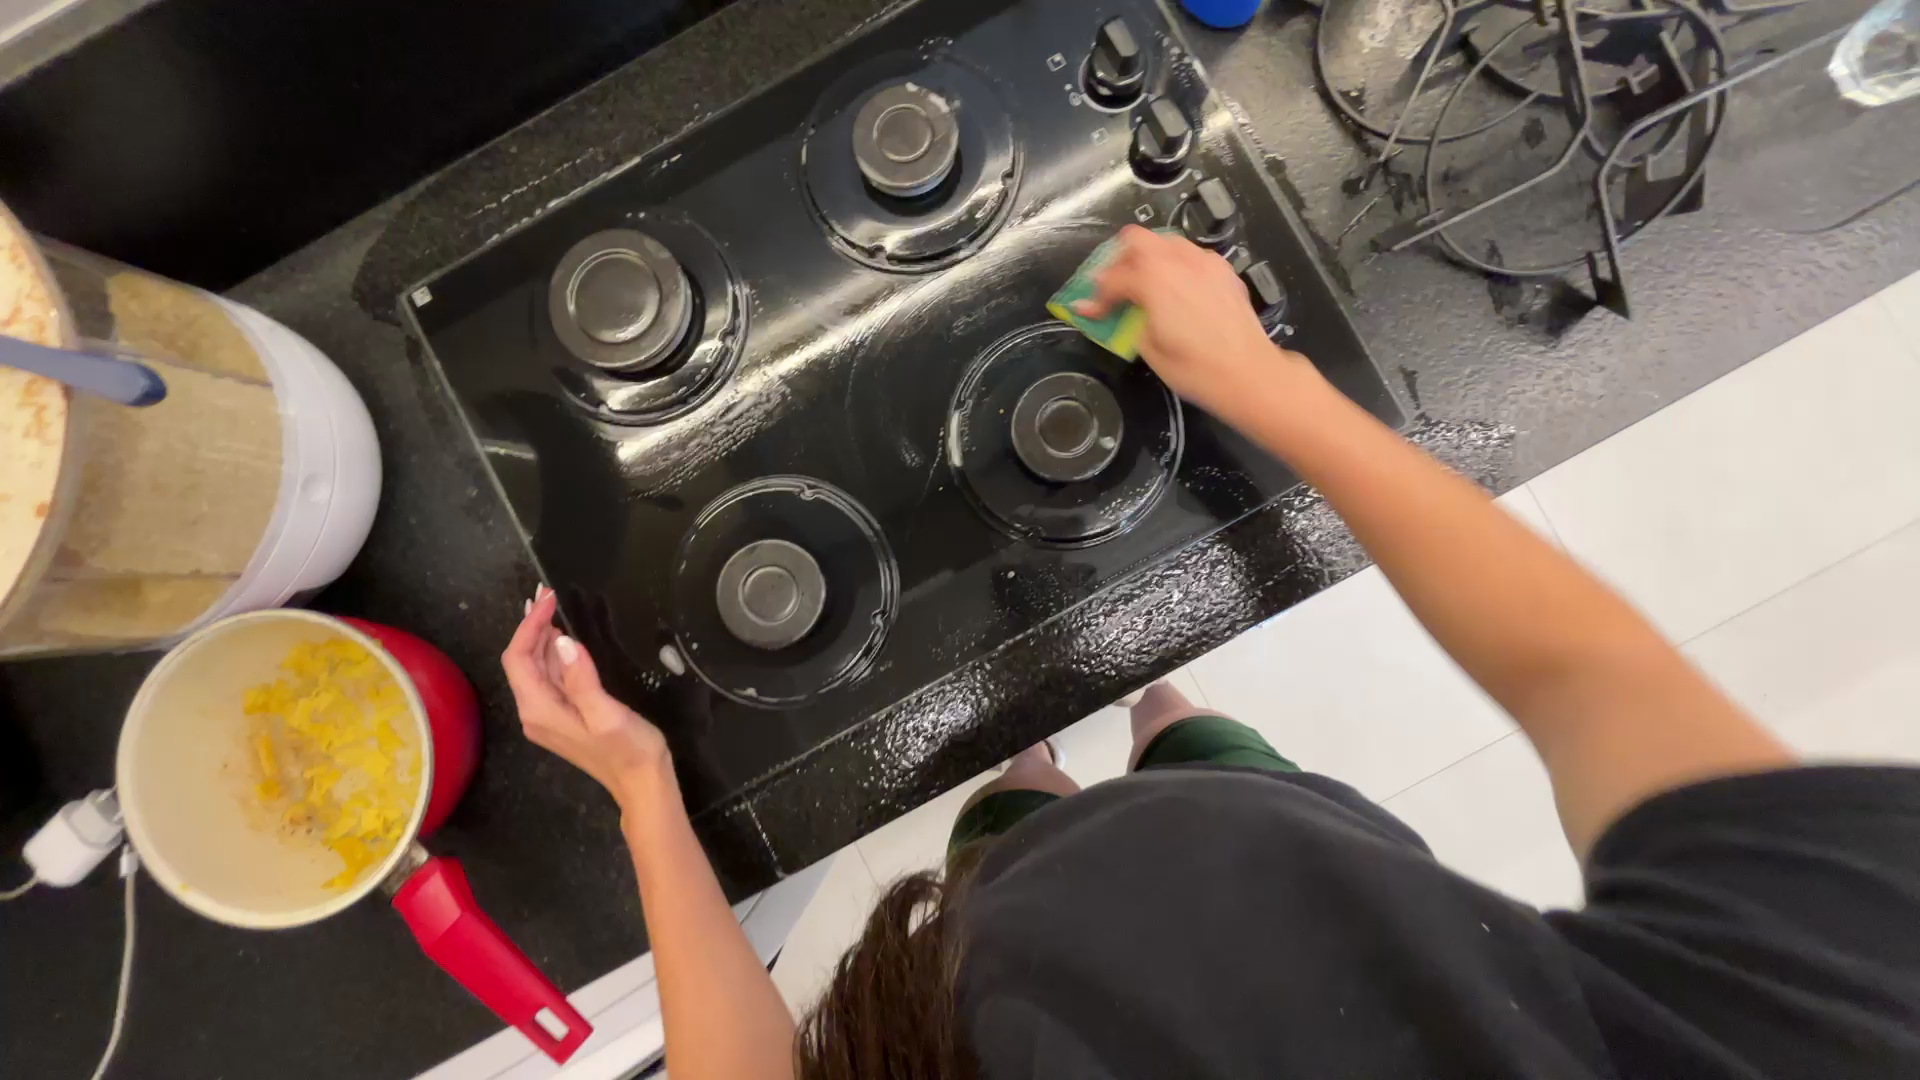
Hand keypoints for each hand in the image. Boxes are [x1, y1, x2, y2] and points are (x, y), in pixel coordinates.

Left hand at [502, 586, 668, 806]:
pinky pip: (550, 679)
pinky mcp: (565, 716)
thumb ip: (581, 678)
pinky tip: (566, 641)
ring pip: (536, 669)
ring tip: (554, 608)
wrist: (642, 783)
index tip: (550, 599)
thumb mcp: (607, 713)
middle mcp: (536, 712)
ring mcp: (550, 716)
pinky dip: (554, 654)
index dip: (529, 626)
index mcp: (540, 710)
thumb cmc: (628, 750)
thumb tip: (563, 641)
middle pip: (522, 662)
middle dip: (532, 626)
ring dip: (542, 638)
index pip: (519, 659)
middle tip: (549, 594)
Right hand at [1074, 226, 1318, 418]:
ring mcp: (1205, 262)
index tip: (1090, 309)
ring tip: (1141, 286)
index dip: (1096, 296)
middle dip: (1118, 262)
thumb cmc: (1195, 368)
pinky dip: (1174, 265)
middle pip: (1136, 240)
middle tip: (1112, 287)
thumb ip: (1125, 321)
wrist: (1246, 373)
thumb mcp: (1148, 347)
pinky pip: (1191, 255)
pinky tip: (1173, 290)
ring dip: (1147, 259)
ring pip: (1165, 242)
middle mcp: (1179, 261)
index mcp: (1154, 279)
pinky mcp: (1223, 271)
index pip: (1112, 278)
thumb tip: (1110, 313)